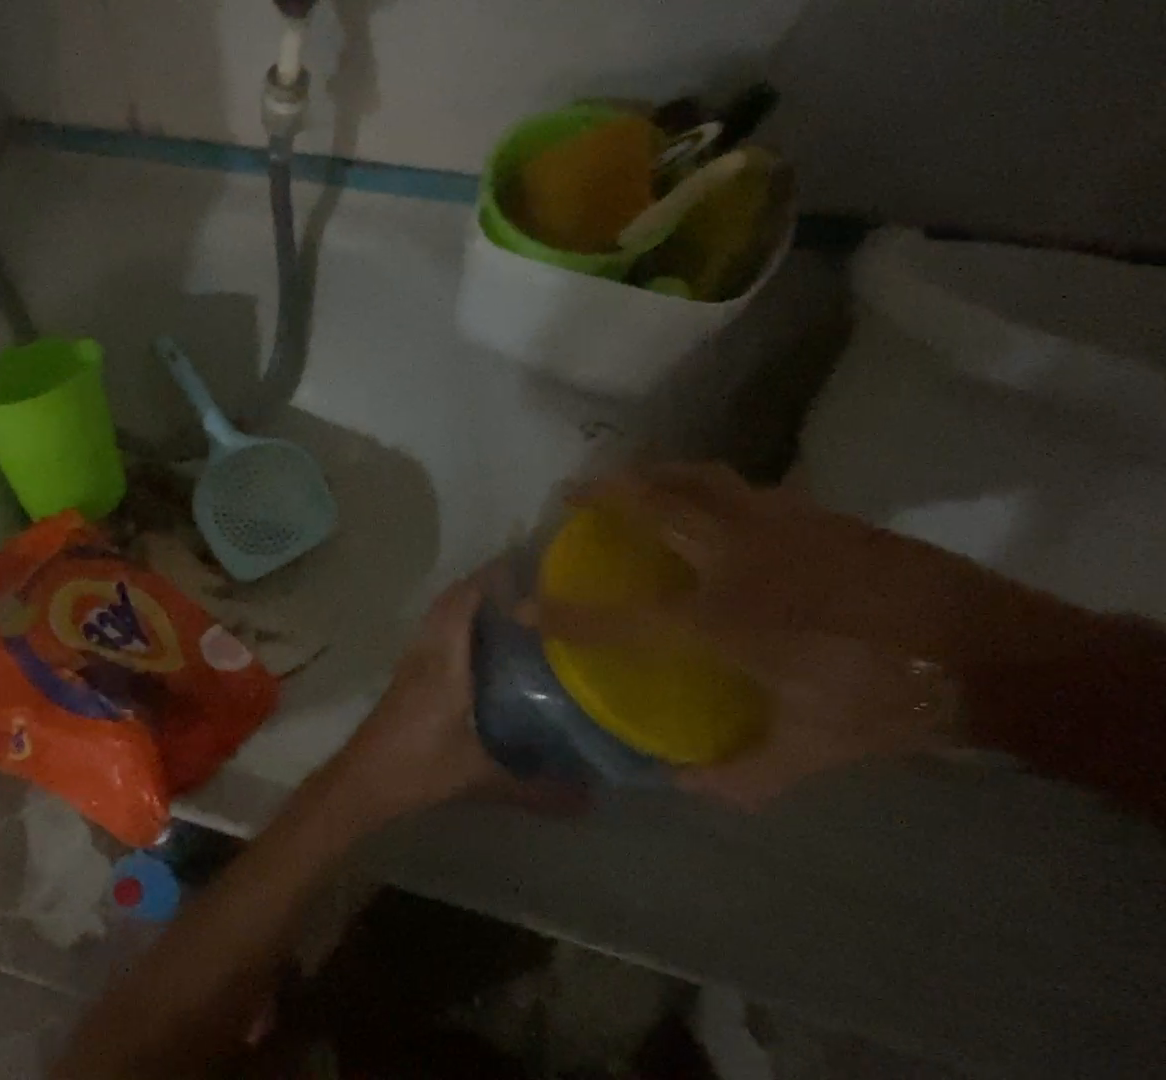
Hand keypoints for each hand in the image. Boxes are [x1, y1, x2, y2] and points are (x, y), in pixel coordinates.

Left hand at [330, 580, 585, 820]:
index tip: (527, 566)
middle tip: (530, 588)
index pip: (463, 601)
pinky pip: (432, 635)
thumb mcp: (480, 777)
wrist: (361, 780)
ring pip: (439, 618)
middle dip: (486, 587)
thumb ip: (536, 788)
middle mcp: (424, 653)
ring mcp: (410, 663)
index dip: (490, 578)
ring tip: (512, 612)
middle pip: (451, 602)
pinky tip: (481, 650)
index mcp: (443, 662)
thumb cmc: (417, 768)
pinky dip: (456, 627)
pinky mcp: (404, 678)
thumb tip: (592, 800)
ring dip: (469, 606)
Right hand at [567, 462, 963, 807]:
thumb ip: (739, 773)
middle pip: (653, 506)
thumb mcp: (809, 752)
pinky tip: (708, 500)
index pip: (619, 618)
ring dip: (654, 474)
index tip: (521, 607)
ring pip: (698, 478)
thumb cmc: (884, 700)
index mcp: (721, 623)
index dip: (563, 615)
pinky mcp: (815, 515)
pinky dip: (709, 485)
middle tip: (571, 492)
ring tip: (630, 477)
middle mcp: (736, 562)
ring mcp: (777, 527)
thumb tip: (682, 785)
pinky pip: (744, 487)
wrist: (993, 651)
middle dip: (603, 494)